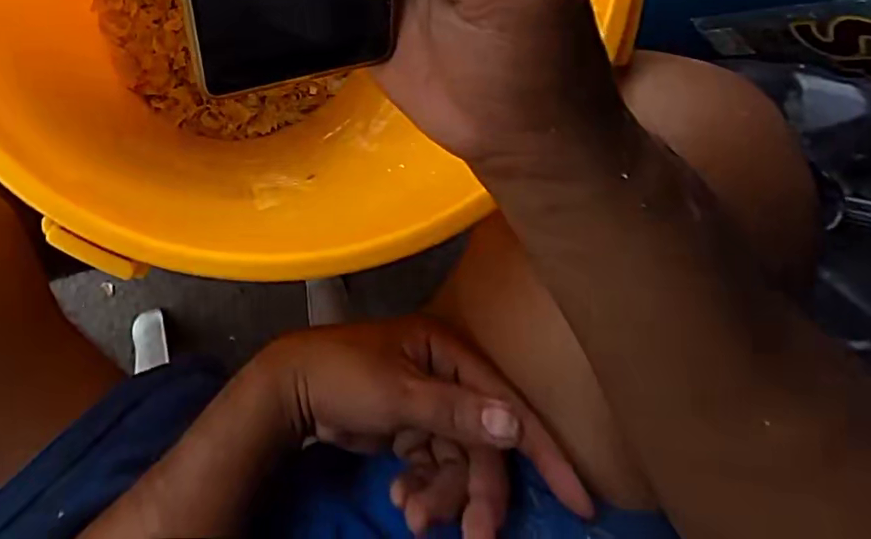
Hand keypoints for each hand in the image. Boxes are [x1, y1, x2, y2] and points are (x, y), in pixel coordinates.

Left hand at [251, 316, 592, 537]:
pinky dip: (424, 486)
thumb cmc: (345, 376)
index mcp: (446, 351)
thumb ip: (457, 412)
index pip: (505, 402)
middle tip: (475, 538)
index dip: (543, 451)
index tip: (579, 499)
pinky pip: (433, 465)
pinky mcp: (408, 425)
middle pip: (482, 443)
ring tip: (412, 517)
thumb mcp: (400, 394)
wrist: (290, 387)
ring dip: (443, 494)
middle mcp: (443, 374)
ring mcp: (426, 401)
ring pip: (457, 460)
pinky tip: (401, 498)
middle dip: (477, 491)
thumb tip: (515, 424)